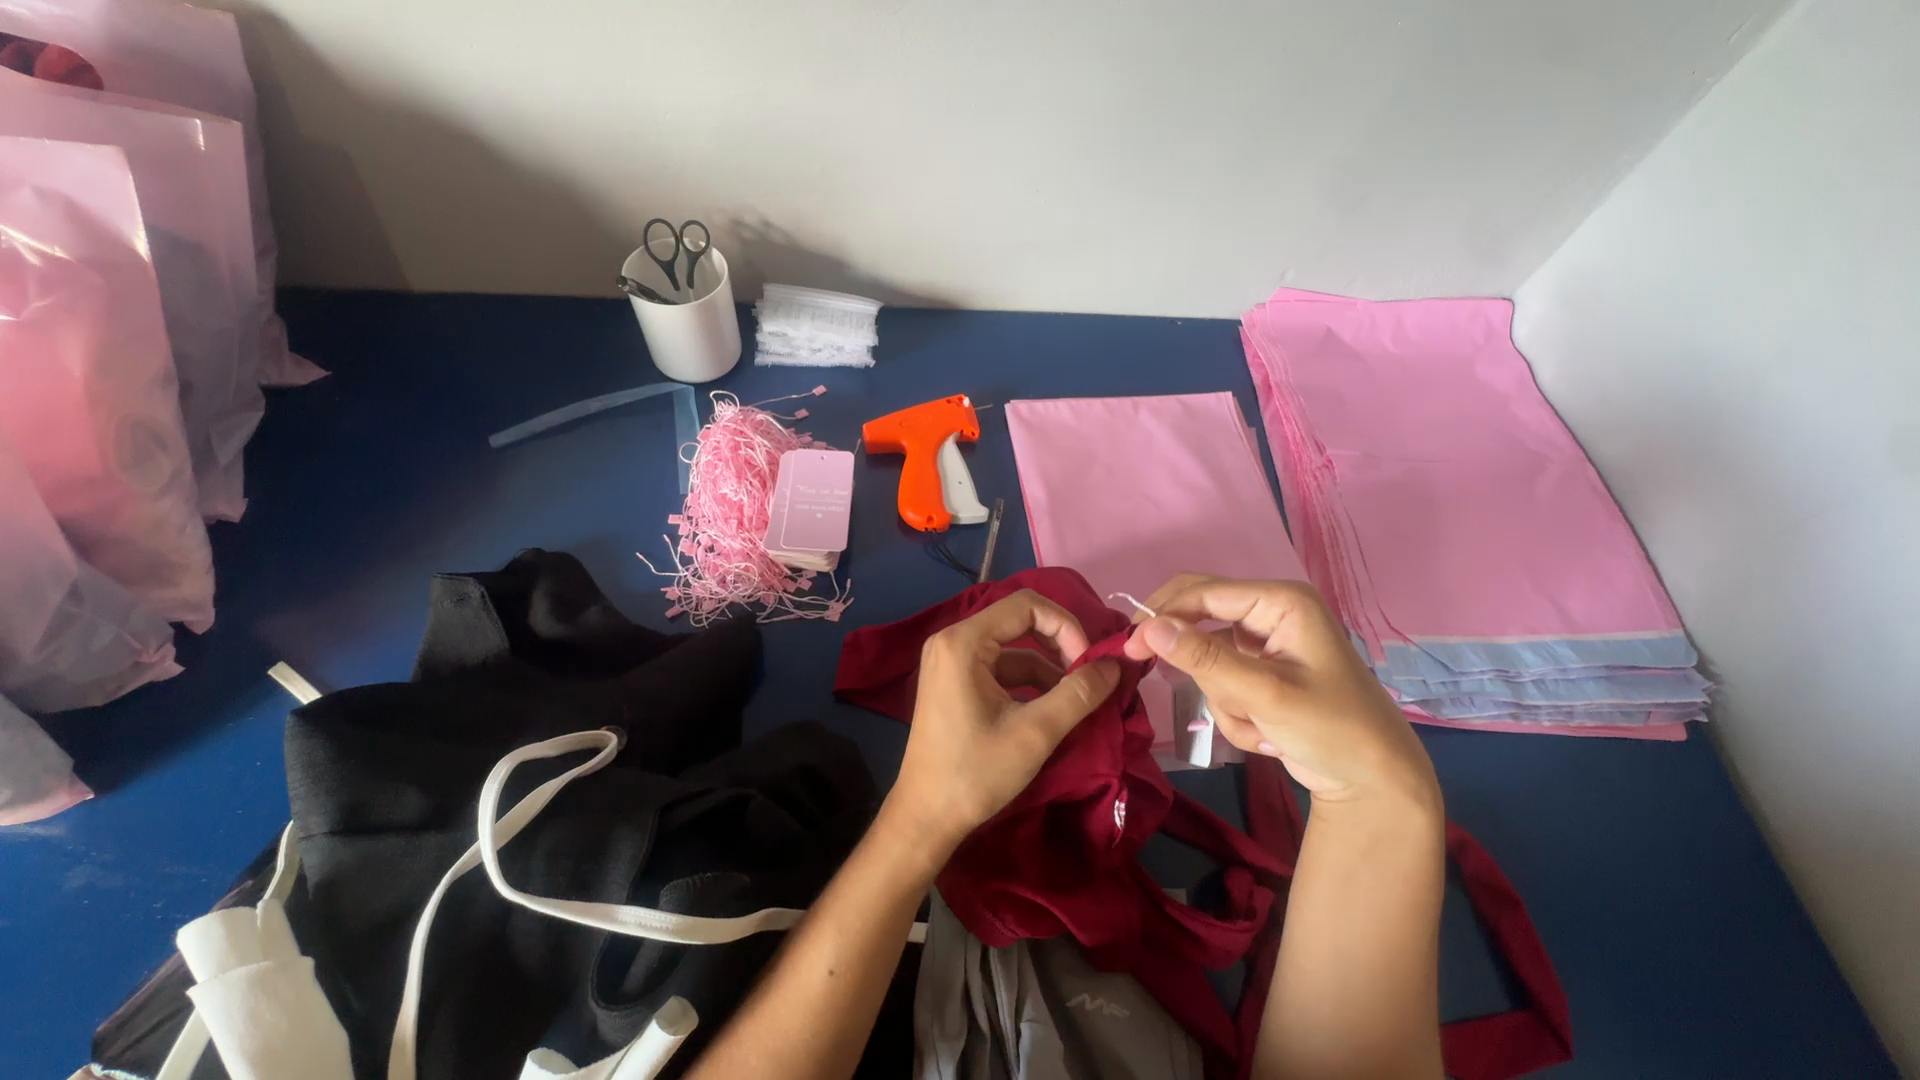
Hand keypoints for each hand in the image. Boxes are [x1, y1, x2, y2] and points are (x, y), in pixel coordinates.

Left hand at [887, 589, 1121, 855]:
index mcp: (963, 642)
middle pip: (1020, 621)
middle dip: (1060, 646)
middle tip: (1089, 679)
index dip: (1067, 627)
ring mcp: (950, 662)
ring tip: (1078, 701)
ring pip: (1013, 648)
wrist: (926, 818)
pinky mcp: (954, 684)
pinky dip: (1029, 684)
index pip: (1027, 606)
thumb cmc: (976, 772)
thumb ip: (1079, 693)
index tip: (1090, 666)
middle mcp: (952, 641)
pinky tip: (1052, 709)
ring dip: (1049, 669)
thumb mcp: (1036, 732)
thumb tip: (1116, 664)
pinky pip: (1001, 669)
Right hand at [1123, 574, 1437, 807]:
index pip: (1203, 592)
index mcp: (1281, 601)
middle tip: (1153, 671)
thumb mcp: (1264, 694)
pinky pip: (1223, 683)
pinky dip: (1235, 712)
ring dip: (1224, 698)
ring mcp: (1266, 645)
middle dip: (1197, 661)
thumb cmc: (1331, 728)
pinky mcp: (1262, 674)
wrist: (1375, 783)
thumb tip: (1148, 627)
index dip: (1162, 615)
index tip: (1129, 648)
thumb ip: (1204, 659)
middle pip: (1201, 618)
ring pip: (1208, 659)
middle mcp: (1272, 613)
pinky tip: (1266, 734)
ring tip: (1259, 726)